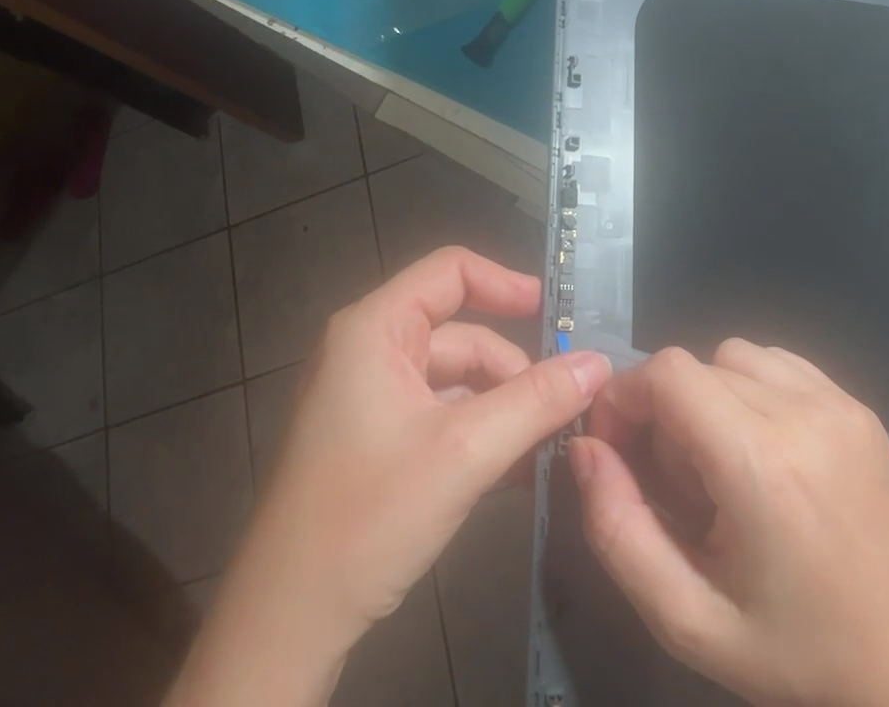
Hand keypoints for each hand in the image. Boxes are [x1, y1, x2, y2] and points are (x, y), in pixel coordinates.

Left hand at [168, 246, 609, 706]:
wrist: (289, 616)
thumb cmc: (370, 515)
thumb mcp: (466, 451)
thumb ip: (537, 401)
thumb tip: (598, 364)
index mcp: (374, 330)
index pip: (451, 271)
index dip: (508, 284)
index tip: (559, 319)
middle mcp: (369, 353)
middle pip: (463, 336)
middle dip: (516, 373)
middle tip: (567, 415)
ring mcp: (370, 400)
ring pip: (458, 384)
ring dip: (506, 412)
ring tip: (548, 452)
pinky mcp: (376, 443)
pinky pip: (443, 419)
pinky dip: (482, 437)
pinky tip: (519, 473)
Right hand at [569, 341, 888, 706]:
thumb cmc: (792, 650)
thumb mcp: (685, 617)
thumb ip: (617, 529)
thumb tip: (583, 447)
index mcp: (761, 464)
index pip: (667, 373)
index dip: (624, 401)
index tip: (618, 454)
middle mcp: (804, 415)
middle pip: (695, 364)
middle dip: (661, 411)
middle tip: (672, 485)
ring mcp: (840, 405)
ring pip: (736, 355)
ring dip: (706, 397)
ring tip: (718, 466)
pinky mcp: (860, 408)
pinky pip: (780, 365)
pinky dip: (750, 390)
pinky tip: (760, 451)